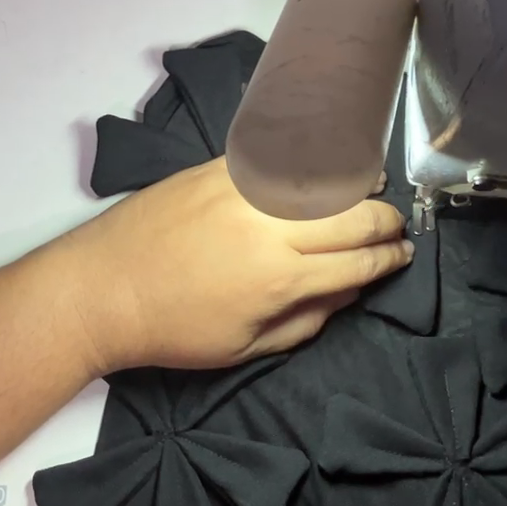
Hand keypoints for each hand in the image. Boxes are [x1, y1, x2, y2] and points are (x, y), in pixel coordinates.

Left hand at [39, 158, 411, 372]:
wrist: (103, 288)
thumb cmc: (173, 330)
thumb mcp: (244, 348)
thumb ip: (306, 322)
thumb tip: (350, 293)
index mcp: (282, 282)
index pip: (359, 264)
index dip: (389, 260)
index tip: (403, 255)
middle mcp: (273, 230)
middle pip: (356, 217)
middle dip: (387, 223)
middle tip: (396, 228)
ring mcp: (247, 192)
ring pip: (326, 180)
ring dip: (362, 185)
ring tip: (374, 190)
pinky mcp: (222, 169)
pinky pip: (284, 157)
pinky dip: (316, 159)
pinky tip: (329, 163)